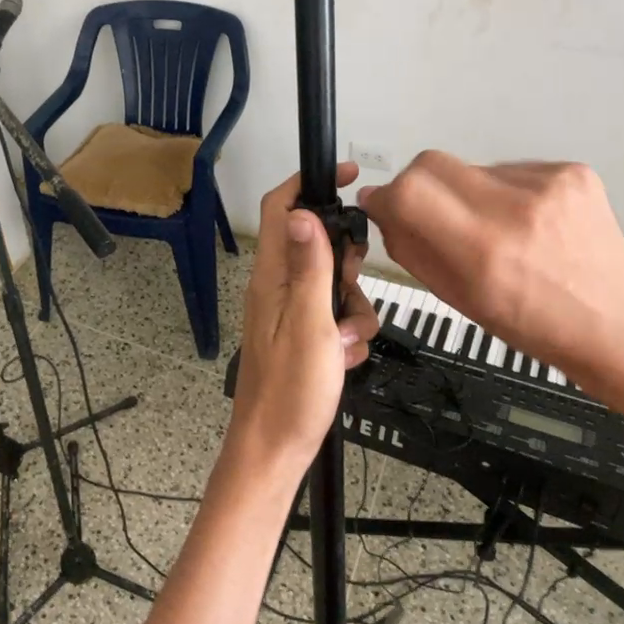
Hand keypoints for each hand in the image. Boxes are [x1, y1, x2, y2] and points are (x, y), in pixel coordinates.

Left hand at [228, 162, 378, 474]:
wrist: (277, 448)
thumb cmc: (289, 393)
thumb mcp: (309, 323)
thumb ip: (310, 267)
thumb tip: (302, 212)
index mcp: (272, 278)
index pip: (281, 209)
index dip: (309, 183)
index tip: (346, 175)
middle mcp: (277, 288)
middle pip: (318, 246)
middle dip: (346, 265)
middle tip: (350, 294)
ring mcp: (290, 313)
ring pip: (334, 285)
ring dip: (352, 310)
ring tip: (343, 342)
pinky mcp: (303, 336)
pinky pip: (336, 317)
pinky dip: (347, 334)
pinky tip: (343, 357)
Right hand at [356, 152, 623, 400]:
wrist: (615, 323)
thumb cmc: (531, 325)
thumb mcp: (458, 300)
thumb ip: (410, 249)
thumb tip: (380, 207)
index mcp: (484, 251)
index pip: (408, 192)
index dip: (385, 197)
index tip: (384, 208)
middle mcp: (517, 208)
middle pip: (431, 163)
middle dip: (417, 186)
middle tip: (429, 216)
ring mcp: (550, 184)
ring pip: (471, 167)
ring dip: (466, 193)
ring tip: (494, 230)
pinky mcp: (573, 171)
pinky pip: (510, 170)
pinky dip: (504, 193)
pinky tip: (525, 223)